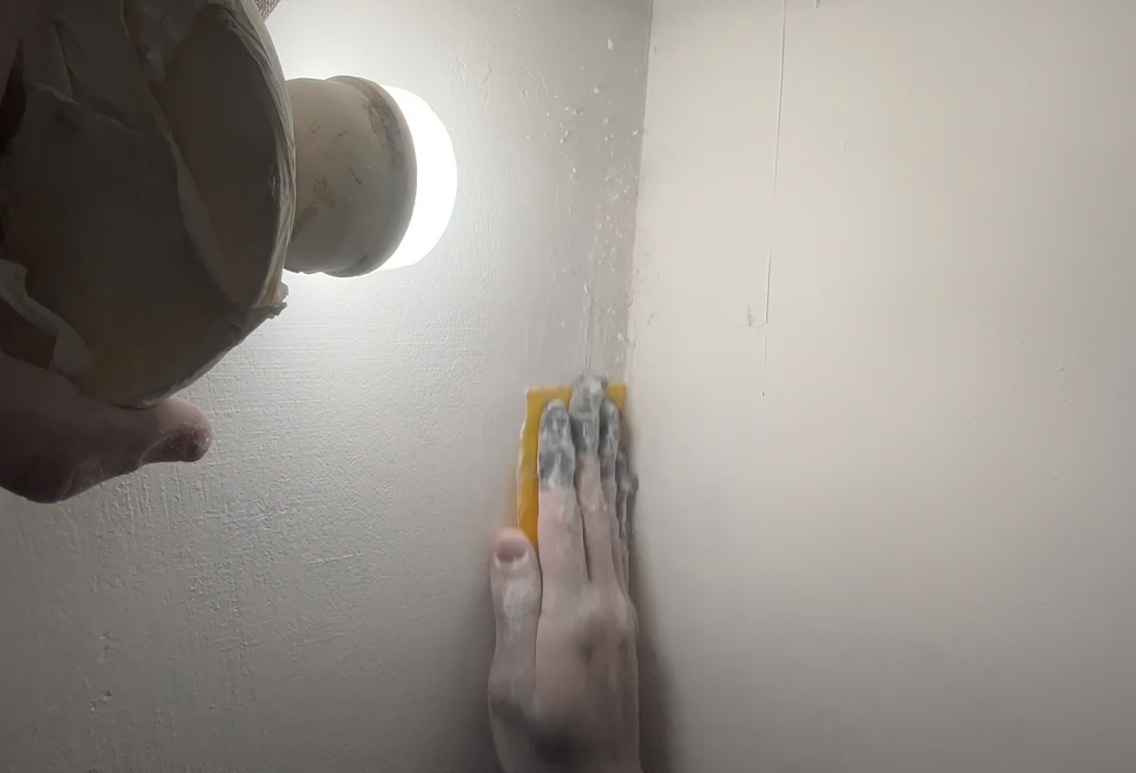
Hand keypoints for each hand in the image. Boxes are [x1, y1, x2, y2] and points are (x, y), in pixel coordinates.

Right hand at [488, 379, 641, 772]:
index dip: (556, 463)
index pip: (560, 516)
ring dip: (609, 466)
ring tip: (611, 425)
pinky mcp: (626, 619)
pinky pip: (623, 543)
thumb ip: (513, 605)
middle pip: (595, 506)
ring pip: (613, 519)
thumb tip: (509, 536)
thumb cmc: (542, 741)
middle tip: (593, 398)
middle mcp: (605, 597)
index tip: (556, 417)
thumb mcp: (510, 681)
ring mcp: (622, 606)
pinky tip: (619, 489)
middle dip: (592, 447)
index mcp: (572, 607)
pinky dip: (620, 504)